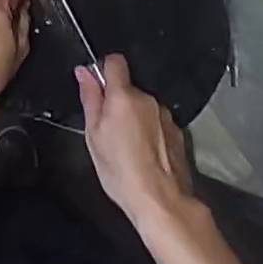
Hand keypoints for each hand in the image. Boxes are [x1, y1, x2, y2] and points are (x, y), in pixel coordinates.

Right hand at [77, 54, 193, 221]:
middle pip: (128, 88)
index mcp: (123, 96)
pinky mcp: (178, 131)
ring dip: (134, 117)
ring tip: (127, 147)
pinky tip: (144, 154)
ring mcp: (165, 115)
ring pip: (143, 106)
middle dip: (117, 101)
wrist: (162, 202)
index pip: (114, 61)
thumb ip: (90, 98)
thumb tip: (84, 72)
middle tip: (108, 129)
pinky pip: (157, 122)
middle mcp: (147, 99)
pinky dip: (149, 131)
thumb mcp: (93, 135)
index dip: (103, 69)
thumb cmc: (121, 171)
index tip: (97, 87)